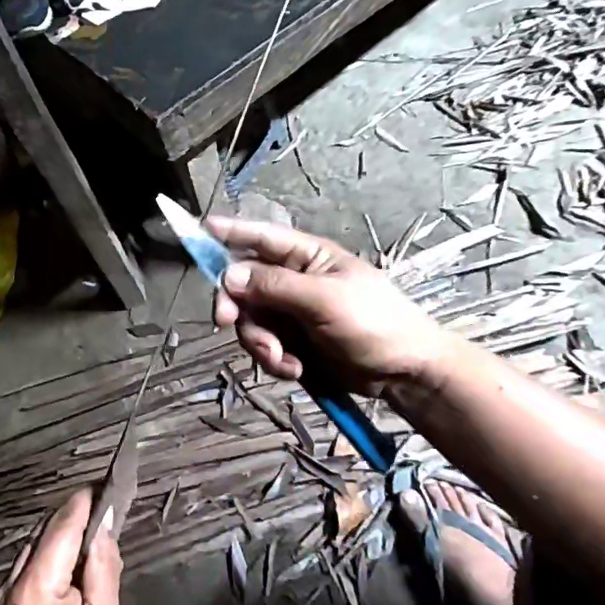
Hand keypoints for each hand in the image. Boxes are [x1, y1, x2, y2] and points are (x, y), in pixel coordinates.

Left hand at [0, 489, 121, 604]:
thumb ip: (102, 571)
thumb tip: (105, 526)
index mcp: (33, 591)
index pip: (62, 527)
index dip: (86, 501)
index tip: (108, 482)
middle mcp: (8, 589)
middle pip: (44, 533)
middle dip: (75, 516)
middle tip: (109, 506)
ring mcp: (0, 603)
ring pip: (34, 548)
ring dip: (63, 534)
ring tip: (97, 531)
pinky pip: (28, 569)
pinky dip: (52, 556)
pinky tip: (74, 563)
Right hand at [208, 216, 459, 397]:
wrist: (405, 373)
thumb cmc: (375, 322)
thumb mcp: (325, 300)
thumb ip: (275, 286)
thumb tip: (228, 275)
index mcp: (307, 256)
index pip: (260, 237)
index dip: (229, 232)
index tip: (198, 231)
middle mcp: (294, 280)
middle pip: (244, 285)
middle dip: (237, 307)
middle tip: (227, 322)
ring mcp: (292, 312)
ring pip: (251, 320)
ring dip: (260, 343)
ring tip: (284, 359)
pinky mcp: (294, 341)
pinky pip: (265, 345)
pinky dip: (274, 360)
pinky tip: (295, 370)